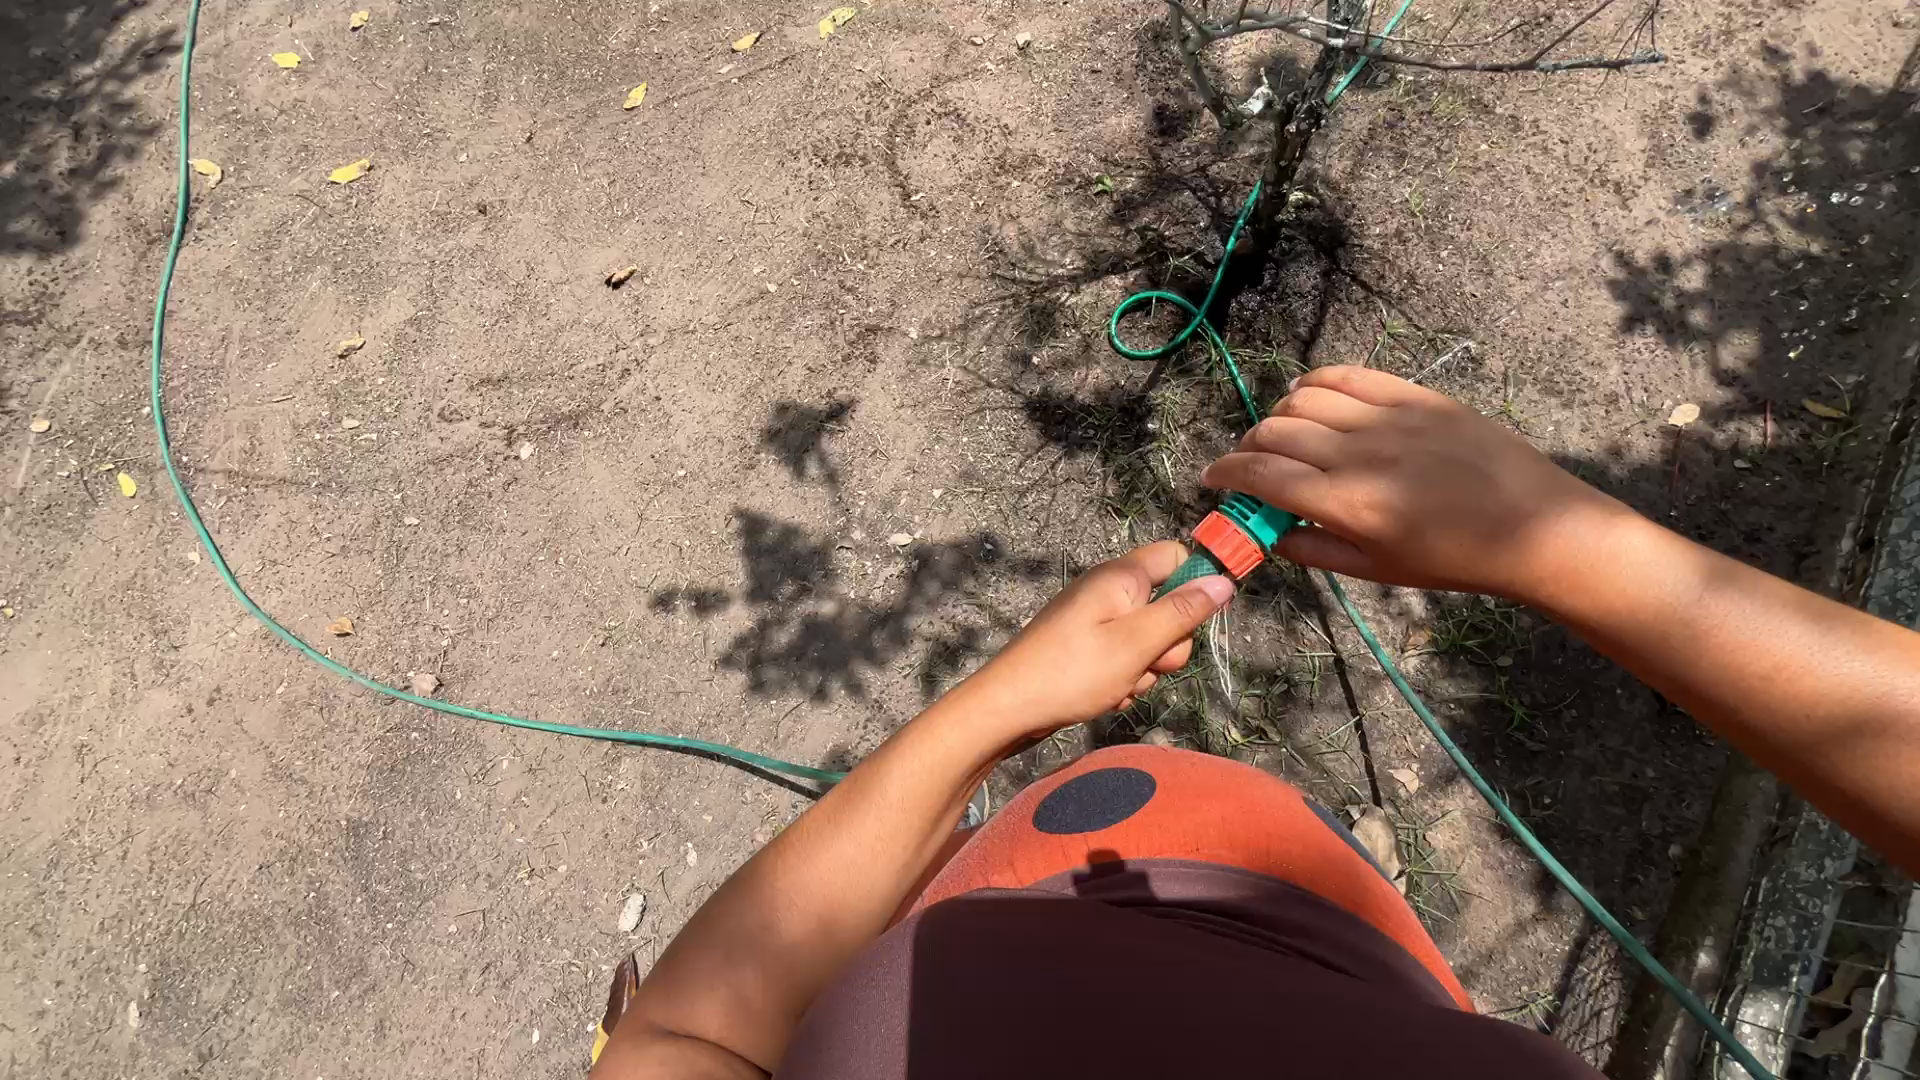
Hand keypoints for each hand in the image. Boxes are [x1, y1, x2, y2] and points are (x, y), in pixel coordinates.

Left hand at [950, 541, 1233, 737]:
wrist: (1008, 708)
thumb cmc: (1072, 672)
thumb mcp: (1136, 643)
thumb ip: (1181, 612)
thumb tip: (1224, 580)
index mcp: (1120, 577)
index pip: (1175, 556)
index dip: (1195, 582)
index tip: (1198, 619)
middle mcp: (1107, 591)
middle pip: (1167, 606)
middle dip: (1166, 644)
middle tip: (1144, 663)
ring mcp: (1094, 621)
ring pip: (1147, 641)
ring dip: (1142, 669)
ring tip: (1116, 684)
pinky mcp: (1085, 647)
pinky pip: (1123, 659)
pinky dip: (1121, 679)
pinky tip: (1102, 694)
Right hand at [1200, 365, 1632, 601]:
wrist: (1538, 528)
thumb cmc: (1452, 559)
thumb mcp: (1374, 570)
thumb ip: (1310, 549)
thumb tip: (1267, 530)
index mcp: (1346, 503)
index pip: (1260, 475)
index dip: (1224, 475)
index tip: (1210, 480)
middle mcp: (1358, 454)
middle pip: (1272, 431)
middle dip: (1244, 448)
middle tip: (1248, 467)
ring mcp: (1388, 419)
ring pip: (1302, 398)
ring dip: (1277, 416)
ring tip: (1282, 436)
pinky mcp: (1415, 396)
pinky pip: (1347, 376)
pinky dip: (1314, 384)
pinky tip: (1309, 399)